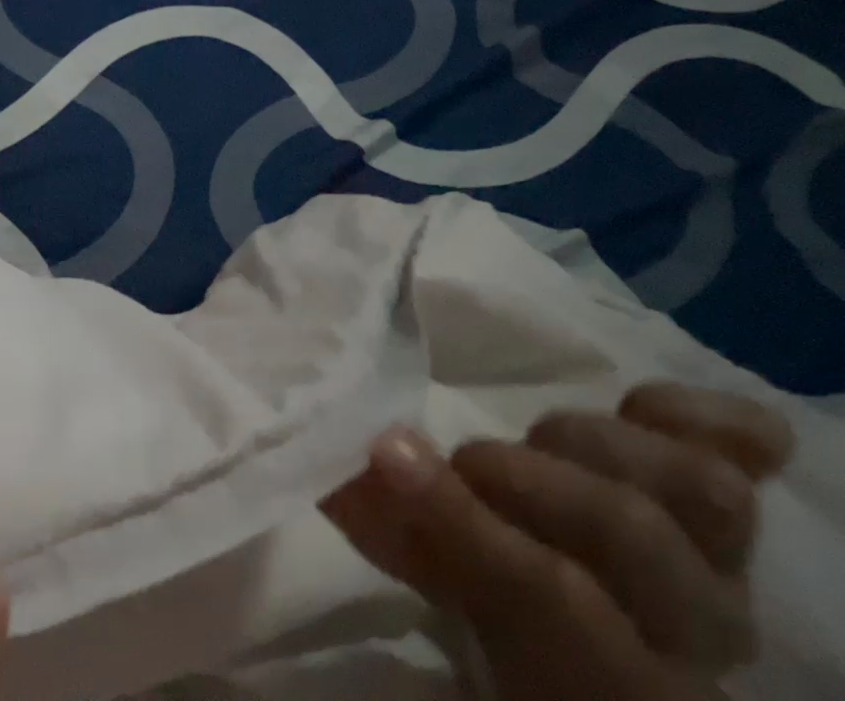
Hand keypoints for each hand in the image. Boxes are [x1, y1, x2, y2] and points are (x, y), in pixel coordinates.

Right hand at [322, 382, 792, 700]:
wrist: (601, 630)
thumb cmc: (505, 625)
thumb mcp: (441, 601)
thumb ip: (393, 544)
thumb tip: (329, 467)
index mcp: (603, 671)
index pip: (548, 595)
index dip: (463, 518)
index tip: (385, 451)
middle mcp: (691, 623)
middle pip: (626, 528)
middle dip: (517, 475)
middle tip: (458, 461)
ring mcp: (729, 561)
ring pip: (699, 482)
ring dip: (592, 444)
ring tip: (538, 442)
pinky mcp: (743, 502)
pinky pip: (751, 443)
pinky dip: (692, 414)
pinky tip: (635, 409)